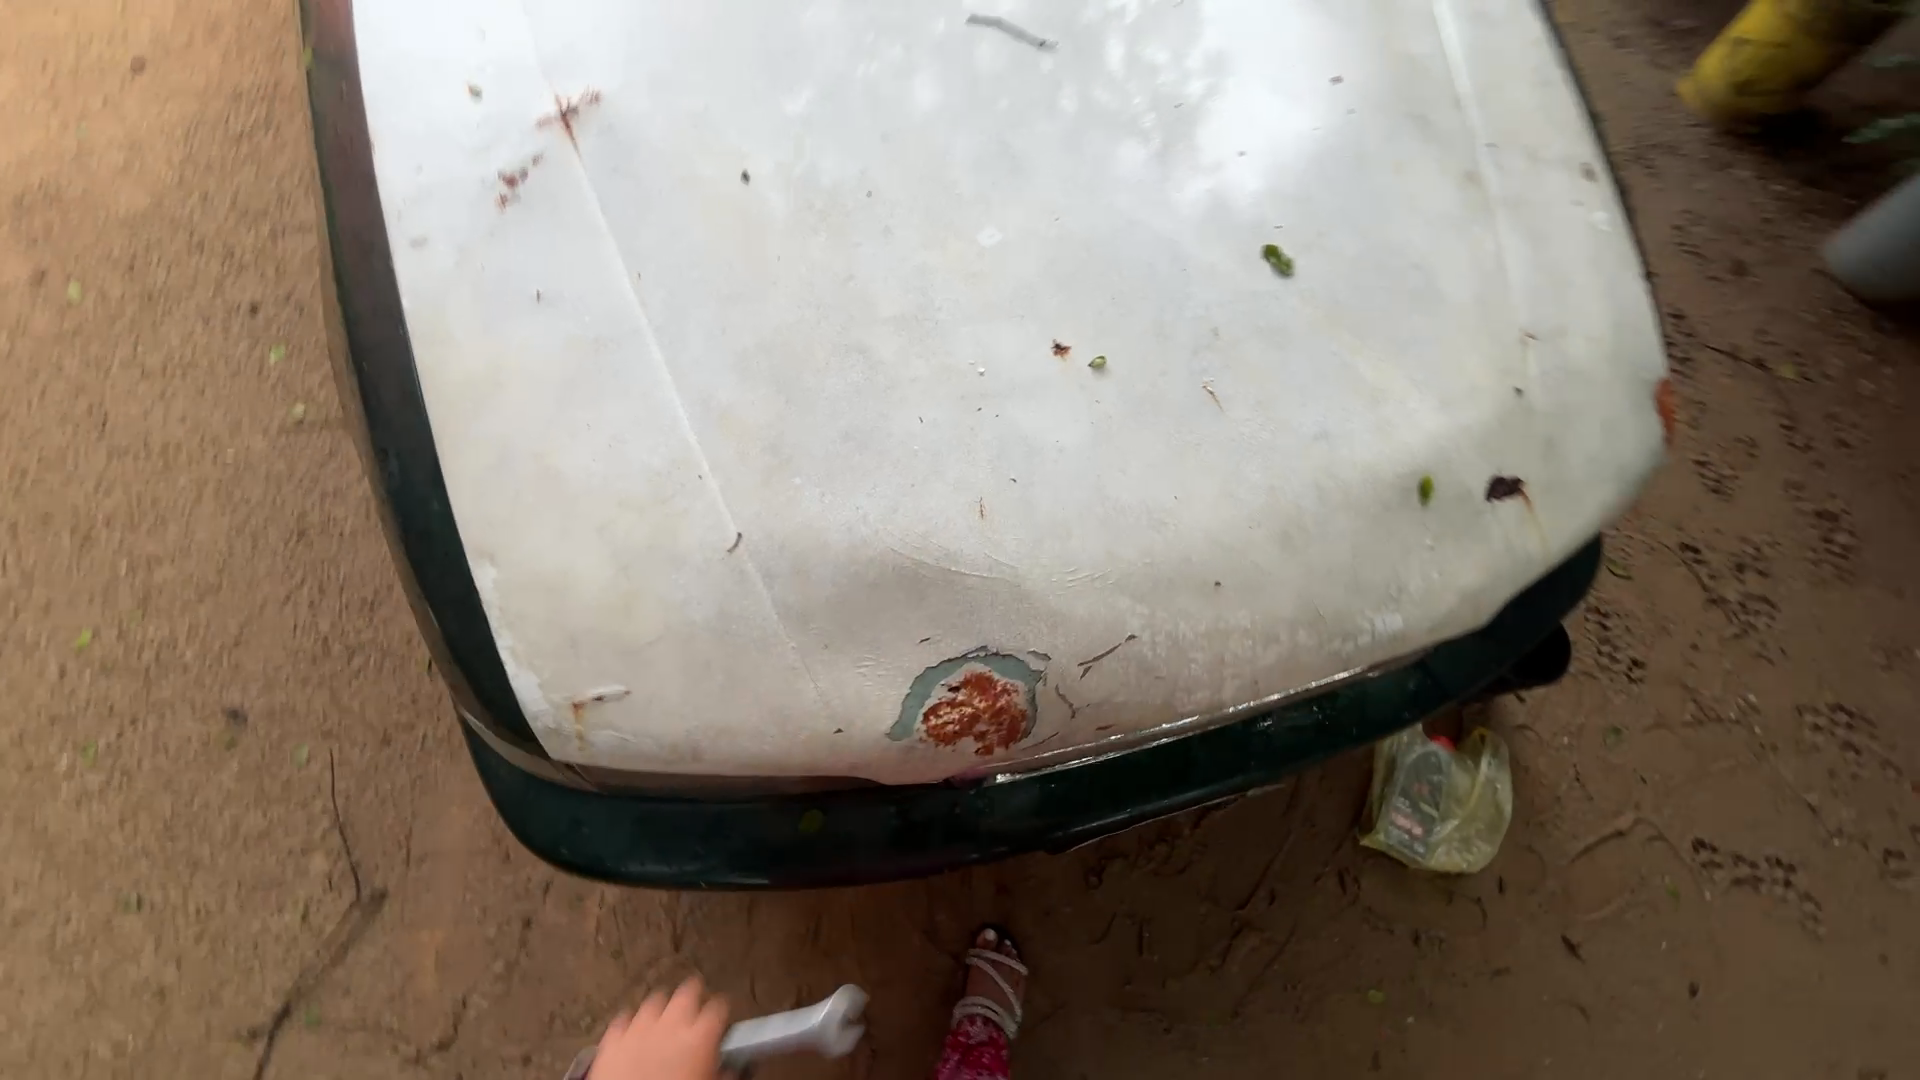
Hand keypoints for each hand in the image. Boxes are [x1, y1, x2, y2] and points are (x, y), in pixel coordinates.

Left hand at [589, 977, 730, 1079]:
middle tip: (693, 1010)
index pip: (720, 1005)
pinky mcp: (612, 1039)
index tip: (720, 1018)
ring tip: (662, 1022)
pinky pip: (623, 1019)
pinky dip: (629, 1023)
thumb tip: (727, 1066)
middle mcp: (673, 1021)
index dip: (720, 1010)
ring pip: (655, 1000)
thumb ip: (721, 1068)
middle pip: (688, 989)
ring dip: (661, 1008)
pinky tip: (632, 1034)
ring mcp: (640, 1027)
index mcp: (701, 1034)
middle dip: (693, 995)